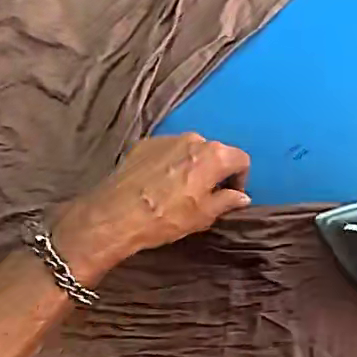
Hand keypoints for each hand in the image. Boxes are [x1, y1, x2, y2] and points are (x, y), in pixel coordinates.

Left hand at [52, 134, 251, 280]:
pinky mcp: (144, 144)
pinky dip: (170, 164)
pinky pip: (167, 151)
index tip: (231, 196)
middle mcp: (193, 139)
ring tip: (179, 191)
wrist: (115, 215)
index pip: (241, 159)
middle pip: (215, 152)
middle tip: (206, 196)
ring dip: (192, 166)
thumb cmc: (167, 217)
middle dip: (215, 172)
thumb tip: (241, 196)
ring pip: (189, 150)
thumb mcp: (204, 215)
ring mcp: (166, 139)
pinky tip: (159, 185)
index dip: (240, 179)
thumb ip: (227, 201)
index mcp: (213, 155)